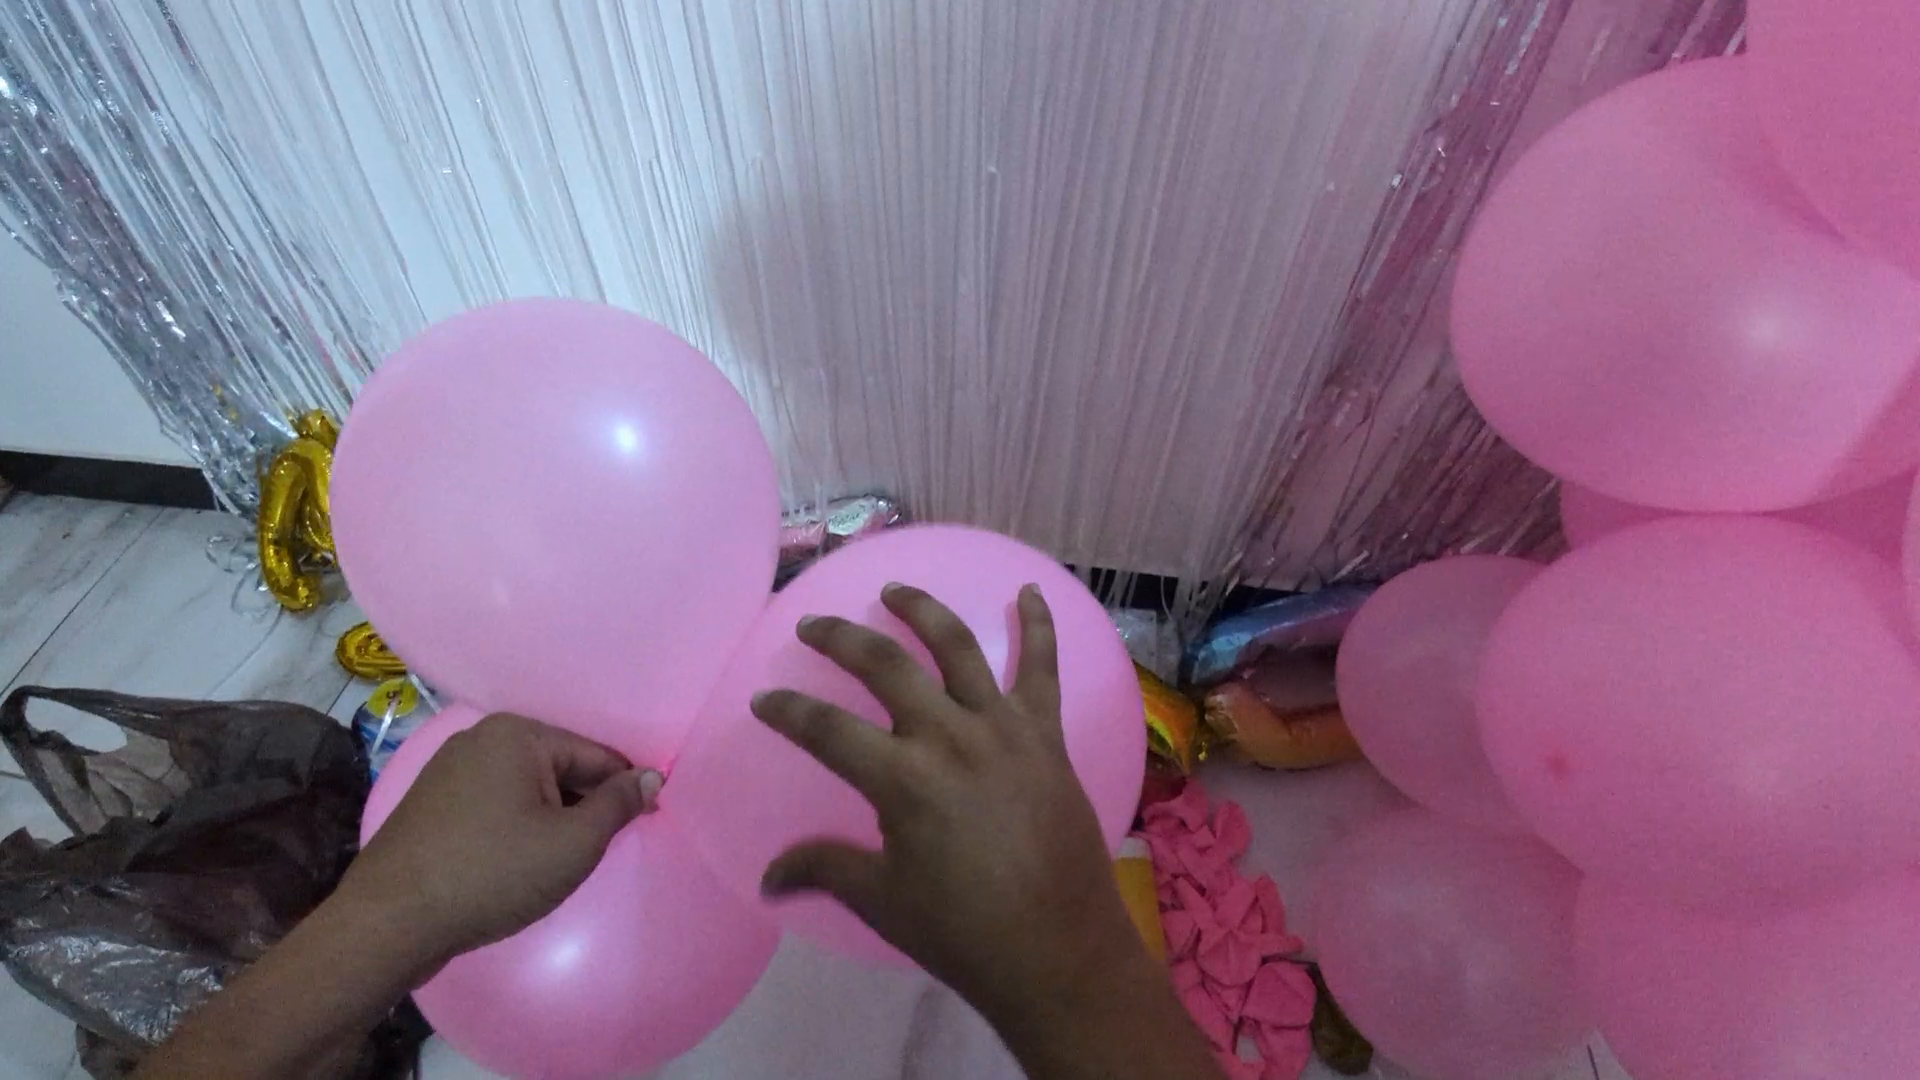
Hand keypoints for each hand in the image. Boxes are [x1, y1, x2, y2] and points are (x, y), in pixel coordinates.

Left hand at [337, 713, 662, 980]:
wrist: (383, 930)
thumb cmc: (491, 875)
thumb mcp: (575, 842)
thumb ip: (620, 803)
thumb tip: (651, 777)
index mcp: (518, 734)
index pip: (596, 756)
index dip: (626, 789)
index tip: (647, 819)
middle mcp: (481, 738)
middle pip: (561, 767)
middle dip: (585, 804)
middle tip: (599, 847)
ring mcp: (449, 770)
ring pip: (528, 787)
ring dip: (553, 816)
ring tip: (559, 858)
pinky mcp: (429, 804)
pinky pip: (495, 803)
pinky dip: (518, 824)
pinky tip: (519, 860)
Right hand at [752, 583, 1151, 1026]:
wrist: (1059, 950)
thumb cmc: (964, 931)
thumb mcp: (883, 902)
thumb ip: (823, 870)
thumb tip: (767, 878)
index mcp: (903, 779)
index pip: (826, 729)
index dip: (788, 711)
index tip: (764, 698)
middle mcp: (949, 735)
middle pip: (884, 665)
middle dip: (840, 638)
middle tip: (813, 624)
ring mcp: (1002, 726)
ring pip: (957, 646)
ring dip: (922, 610)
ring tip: (895, 590)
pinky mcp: (1045, 732)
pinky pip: (1044, 667)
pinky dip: (1039, 625)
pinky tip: (1027, 591)